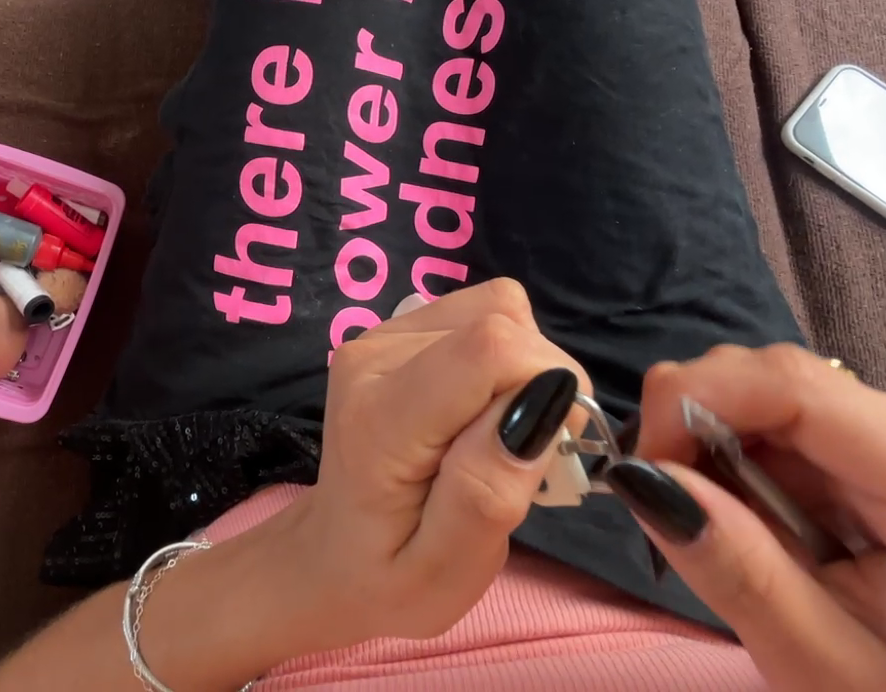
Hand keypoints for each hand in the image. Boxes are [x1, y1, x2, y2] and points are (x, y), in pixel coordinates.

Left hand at [249, 279, 591, 651]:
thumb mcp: (445, 572)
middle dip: (539, 381)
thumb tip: (541, 405)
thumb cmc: (390, 576)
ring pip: (494, 309)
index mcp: (382, 416)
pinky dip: (500, 357)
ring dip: (520, 367)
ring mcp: (379, 335)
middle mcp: (375, 356)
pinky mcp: (393, 330)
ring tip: (499, 432)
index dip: (548, 382)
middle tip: (525, 452)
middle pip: (498, 322)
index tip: (554, 444)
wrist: (332, 553)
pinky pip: (476, 315)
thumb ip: (487, 491)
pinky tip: (480, 407)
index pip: (489, 347)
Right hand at [630, 344, 885, 691]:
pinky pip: (776, 402)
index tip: (642, 463)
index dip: (697, 397)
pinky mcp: (883, 428)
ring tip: (713, 512)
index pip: (798, 388)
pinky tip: (744, 500)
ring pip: (765, 382)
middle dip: (694, 419)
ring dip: (709, 434)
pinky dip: (731, 440)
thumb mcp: (814, 663)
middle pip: (776, 376)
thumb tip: (640, 476)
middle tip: (666, 497)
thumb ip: (735, 569)